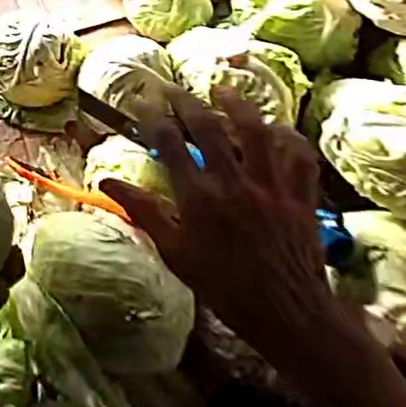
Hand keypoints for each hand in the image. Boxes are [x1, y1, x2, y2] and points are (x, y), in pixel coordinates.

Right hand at [99, 86, 362, 382]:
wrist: (291, 317)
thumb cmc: (225, 287)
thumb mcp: (174, 253)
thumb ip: (143, 211)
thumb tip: (104, 182)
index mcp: (199, 197)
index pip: (169, 143)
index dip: (153, 118)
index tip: (141, 103)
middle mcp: (234, 185)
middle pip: (209, 128)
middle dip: (187, 102)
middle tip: (173, 89)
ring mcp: (271, 189)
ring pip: (256, 133)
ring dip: (238, 106)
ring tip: (224, 89)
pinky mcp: (301, 198)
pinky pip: (299, 158)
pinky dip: (288, 138)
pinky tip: (276, 128)